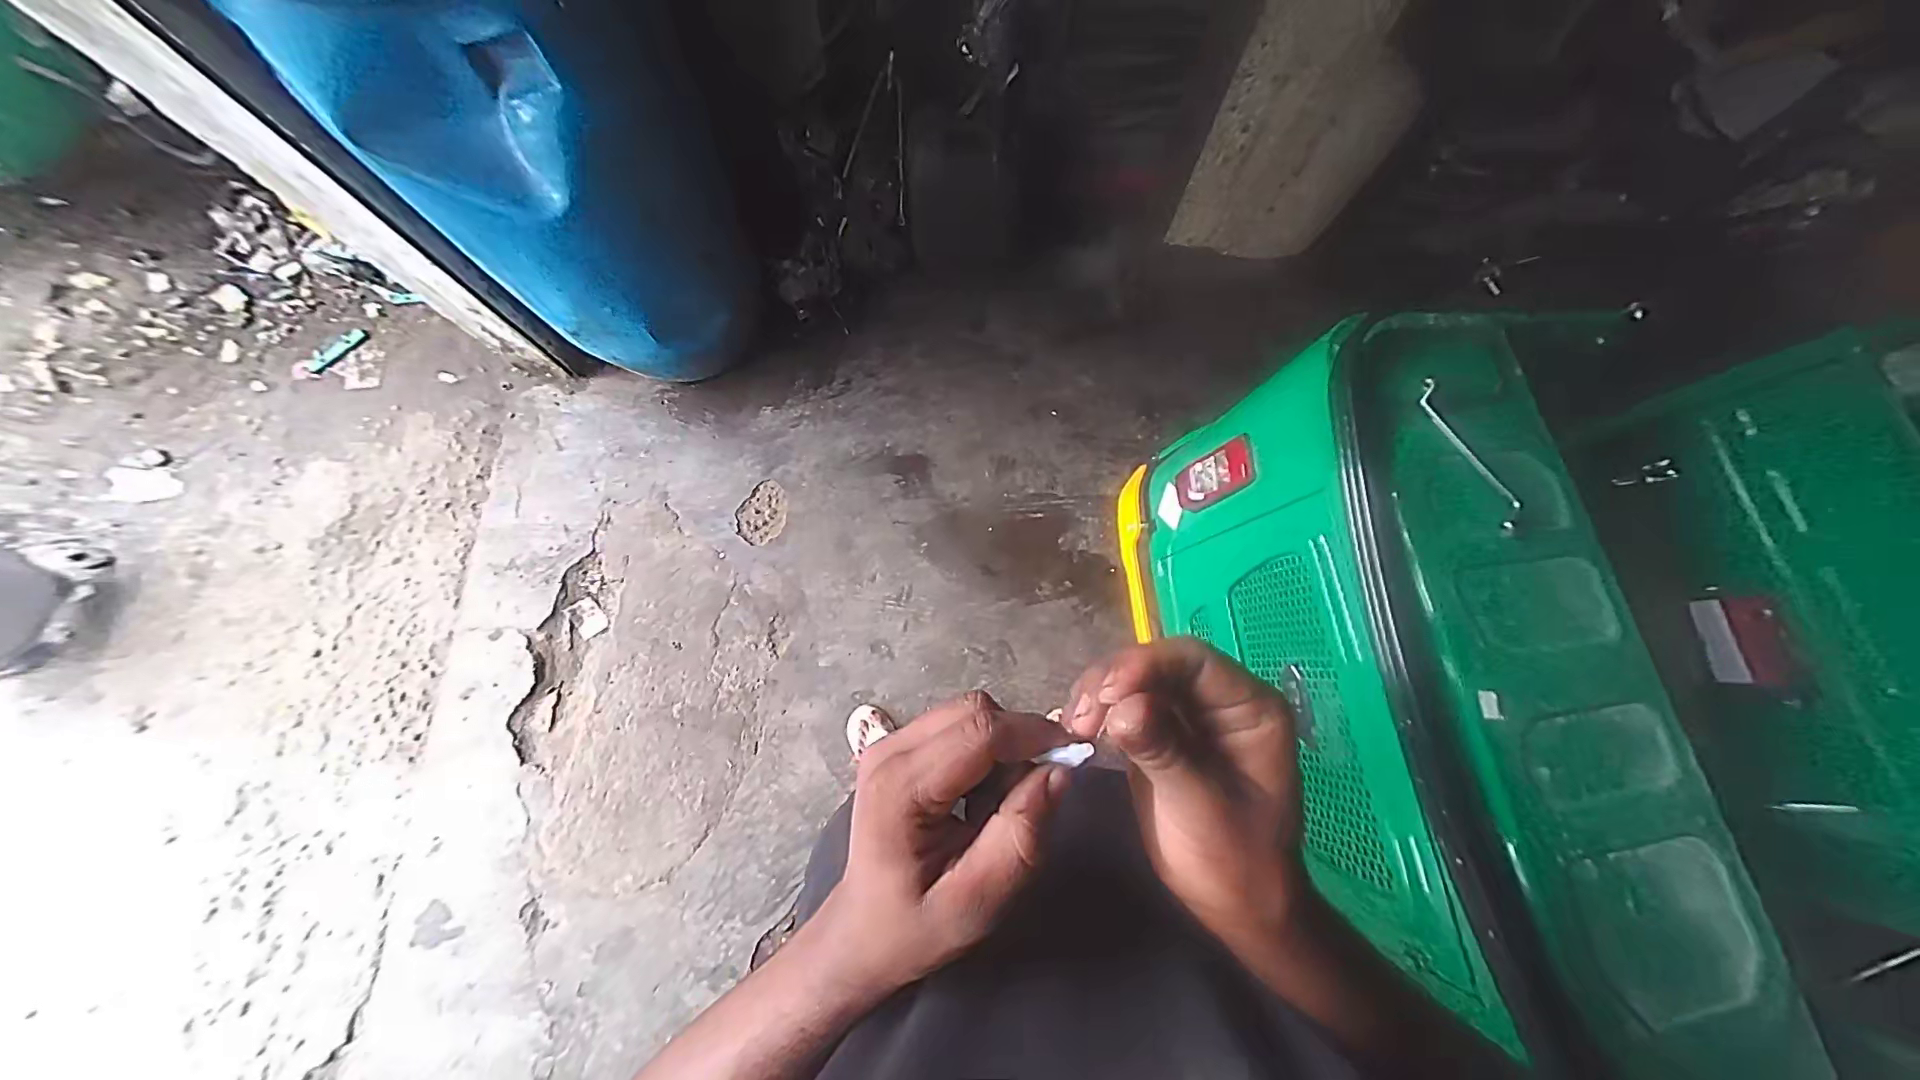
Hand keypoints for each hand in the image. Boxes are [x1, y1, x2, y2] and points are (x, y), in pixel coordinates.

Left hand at [805, 691, 1073, 997]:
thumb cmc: (915, 926)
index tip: (1074, 757)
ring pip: (970, 713)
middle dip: (1019, 742)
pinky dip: (985, 750)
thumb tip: (1059, 773)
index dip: (1033, 735)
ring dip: (1002, 748)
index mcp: (900, 786)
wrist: (862, 931)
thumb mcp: (977, 900)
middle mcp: (889, 750)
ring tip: (998, 804)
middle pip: (975, 712)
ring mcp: (890, 742)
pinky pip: (958, 725)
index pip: (979, 731)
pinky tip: (978, 795)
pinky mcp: (899, 744)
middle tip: (1032, 795)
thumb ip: (1019, 836)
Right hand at [1064, 638, 1307, 948]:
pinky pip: (1123, 703)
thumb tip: (1122, 708)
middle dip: (1115, 680)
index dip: (1147, 665)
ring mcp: (1186, 713)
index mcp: (1248, 708)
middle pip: (1158, 663)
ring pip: (1135, 678)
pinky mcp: (1158, 730)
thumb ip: (1163, 752)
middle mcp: (1218, 699)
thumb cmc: (1234, 861)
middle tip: (1081, 717)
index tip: (1107, 693)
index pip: (1194, 661)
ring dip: (1099, 694)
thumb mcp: (1201, 808)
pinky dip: (1097, 710)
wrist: (1235, 905)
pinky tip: (1077, 729)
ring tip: (1075, 727)